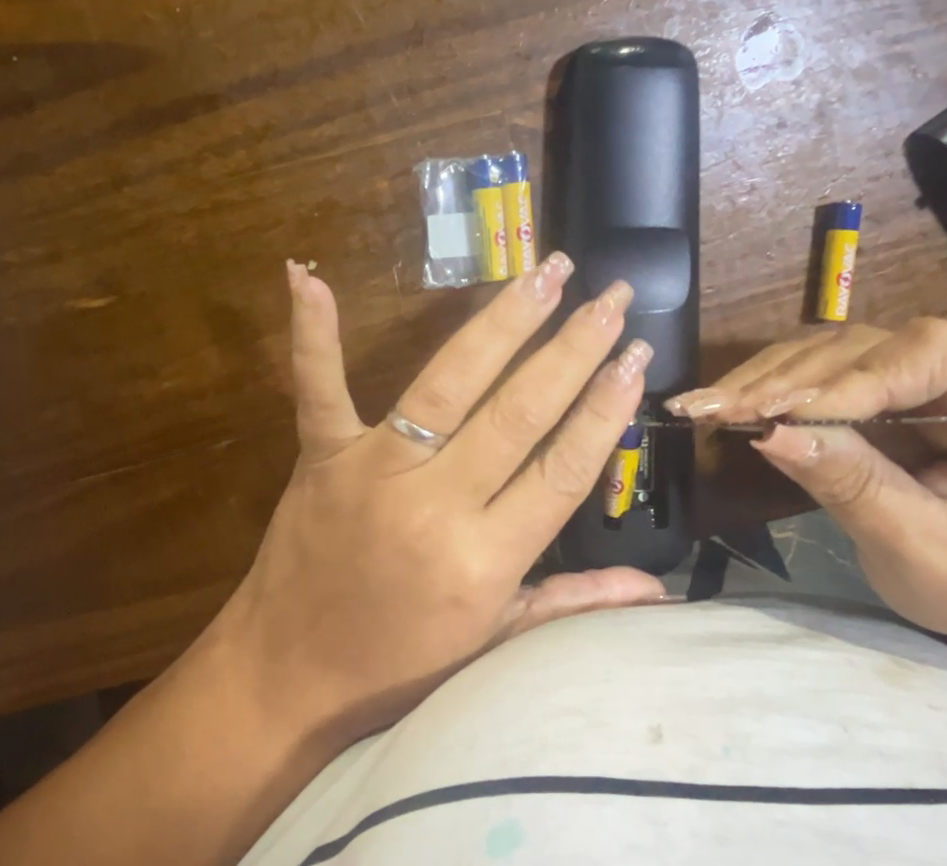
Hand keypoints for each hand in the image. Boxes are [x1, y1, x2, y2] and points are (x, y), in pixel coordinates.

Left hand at [208, 255, 664, 739]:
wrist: (287, 675)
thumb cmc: (397, 665)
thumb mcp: (493, 643)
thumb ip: (572, 604)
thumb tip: (659, 591)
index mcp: (483, 559)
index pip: (560, 469)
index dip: (604, 410)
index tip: (635, 355)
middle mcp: (433, 505)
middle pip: (517, 412)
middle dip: (572, 349)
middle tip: (612, 295)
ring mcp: (371, 470)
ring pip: (447, 382)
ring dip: (501, 322)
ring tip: (545, 271)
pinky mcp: (320, 454)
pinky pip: (318, 387)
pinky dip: (314, 334)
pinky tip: (310, 278)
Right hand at [667, 319, 946, 645]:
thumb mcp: (932, 556)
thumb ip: (860, 490)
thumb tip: (774, 435)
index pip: (931, 355)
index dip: (855, 377)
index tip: (784, 417)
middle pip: (865, 347)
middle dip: (789, 380)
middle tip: (717, 411)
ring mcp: (917, 384)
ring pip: (828, 354)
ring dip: (762, 380)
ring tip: (702, 407)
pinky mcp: (876, 400)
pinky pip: (812, 379)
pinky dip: (762, 392)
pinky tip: (720, 406)